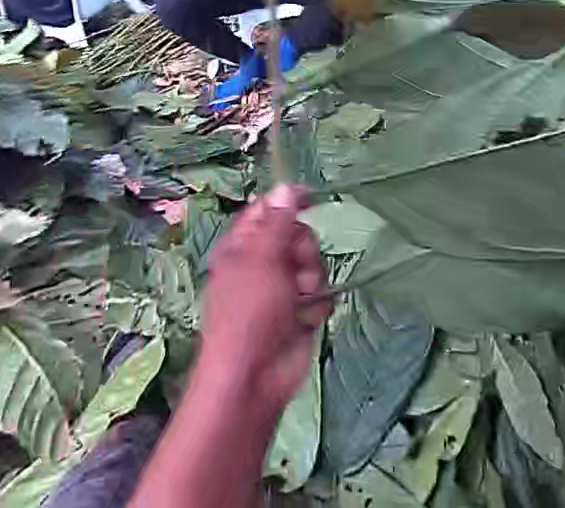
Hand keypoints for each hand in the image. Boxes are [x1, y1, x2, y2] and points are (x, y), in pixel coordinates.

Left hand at [196, 187, 331, 418]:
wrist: (255, 377)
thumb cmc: (249, 313)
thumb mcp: (262, 259)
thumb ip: (278, 221)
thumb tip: (285, 187)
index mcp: (243, 247)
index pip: (267, 210)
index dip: (287, 201)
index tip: (312, 197)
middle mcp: (262, 263)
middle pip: (297, 234)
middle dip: (303, 249)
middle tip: (297, 268)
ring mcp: (282, 288)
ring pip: (313, 262)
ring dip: (312, 278)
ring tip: (301, 298)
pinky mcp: (301, 310)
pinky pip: (321, 291)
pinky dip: (317, 303)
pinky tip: (308, 317)